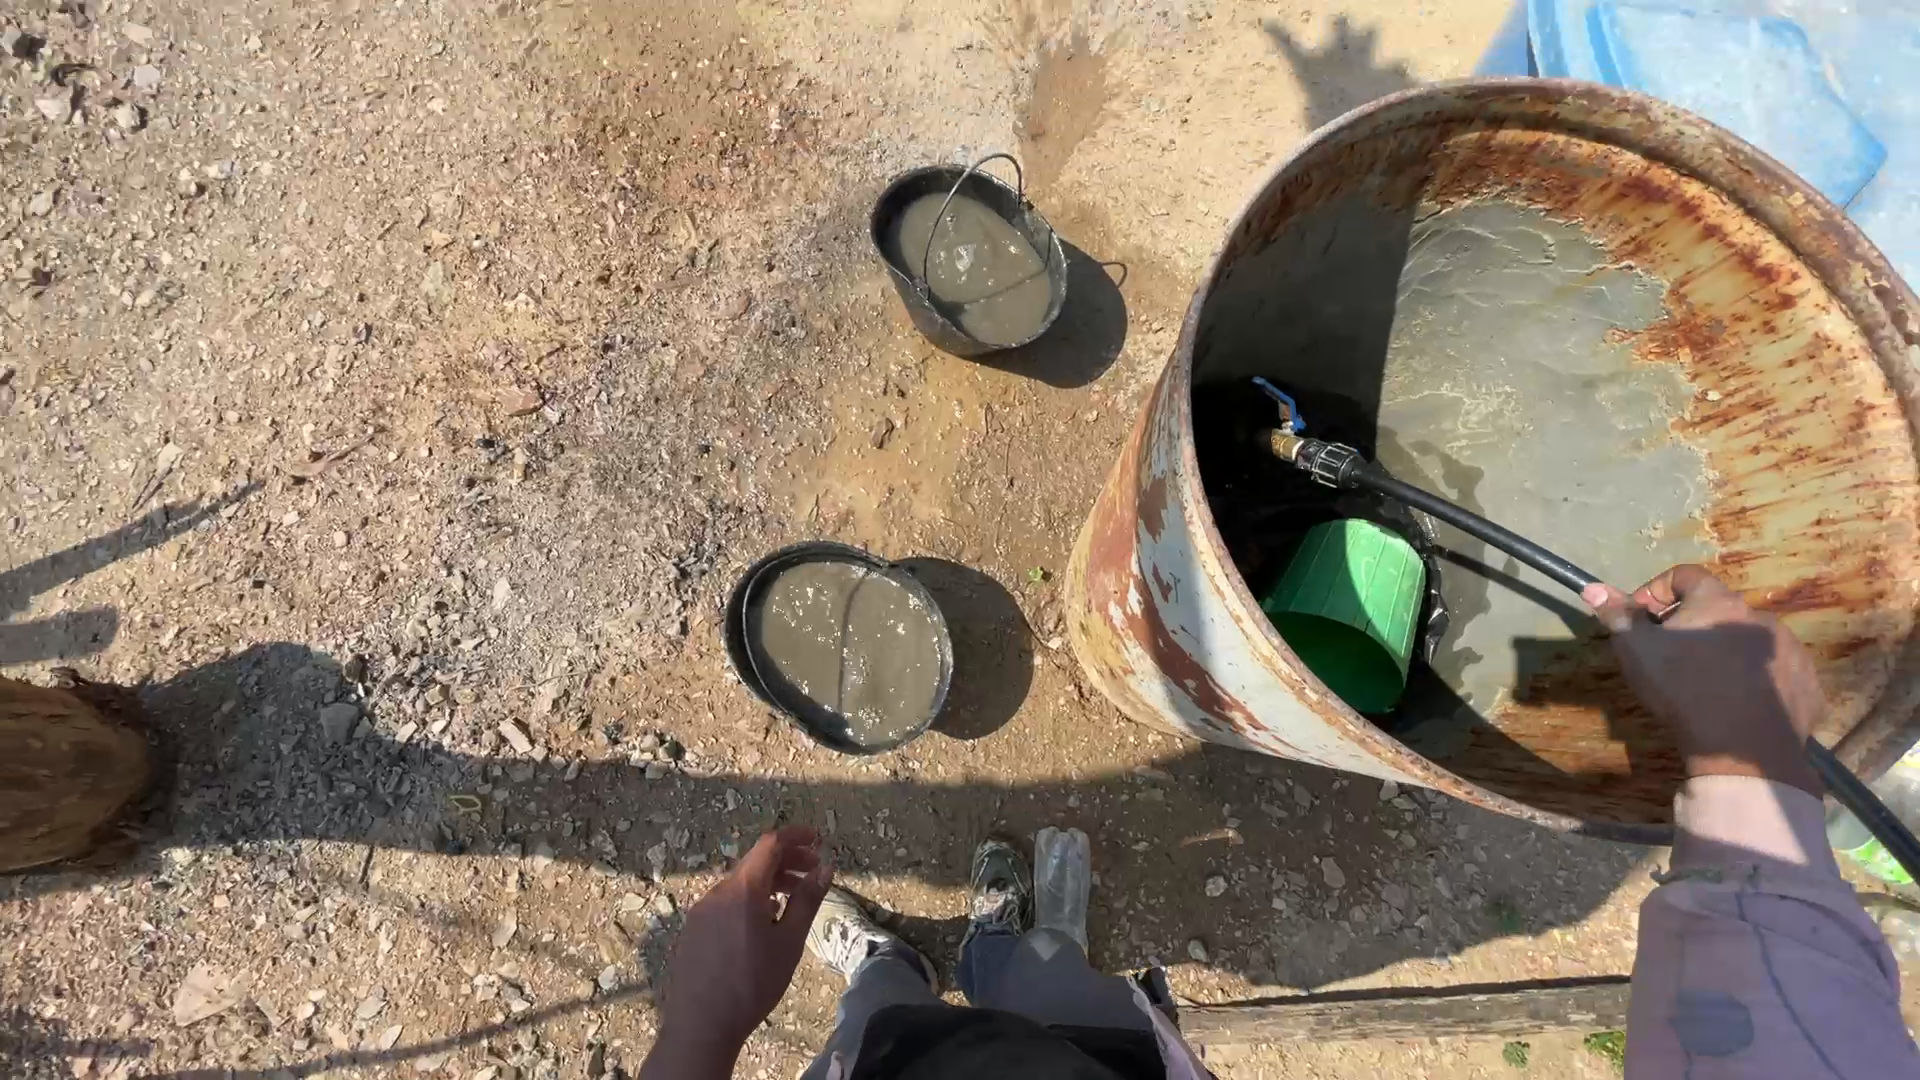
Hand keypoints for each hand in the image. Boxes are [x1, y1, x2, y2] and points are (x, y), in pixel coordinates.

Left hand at [642, 825, 831, 1079]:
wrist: (700, 1028)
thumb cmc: (752, 983)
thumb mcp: (789, 941)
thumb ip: (807, 899)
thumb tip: (826, 867)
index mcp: (743, 888)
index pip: (770, 843)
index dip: (795, 835)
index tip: (817, 839)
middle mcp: (719, 891)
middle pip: (756, 861)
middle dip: (787, 860)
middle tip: (812, 871)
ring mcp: (702, 910)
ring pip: (741, 882)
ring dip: (770, 880)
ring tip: (791, 899)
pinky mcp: (694, 929)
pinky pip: (727, 900)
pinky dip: (750, 898)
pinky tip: (763, 922)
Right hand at [1582, 565, 1823, 794]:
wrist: (1741, 745)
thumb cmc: (1680, 686)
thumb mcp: (1634, 648)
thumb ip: (1618, 614)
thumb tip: (1593, 587)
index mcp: (1719, 604)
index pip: (1686, 575)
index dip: (1657, 590)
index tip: (1643, 618)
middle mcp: (1761, 619)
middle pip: (1717, 609)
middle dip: (1688, 623)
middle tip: (1665, 651)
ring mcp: (1790, 650)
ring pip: (1745, 638)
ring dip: (1720, 648)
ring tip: (1699, 678)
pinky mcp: (1806, 681)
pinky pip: (1770, 667)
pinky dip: (1748, 674)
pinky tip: (1729, 697)